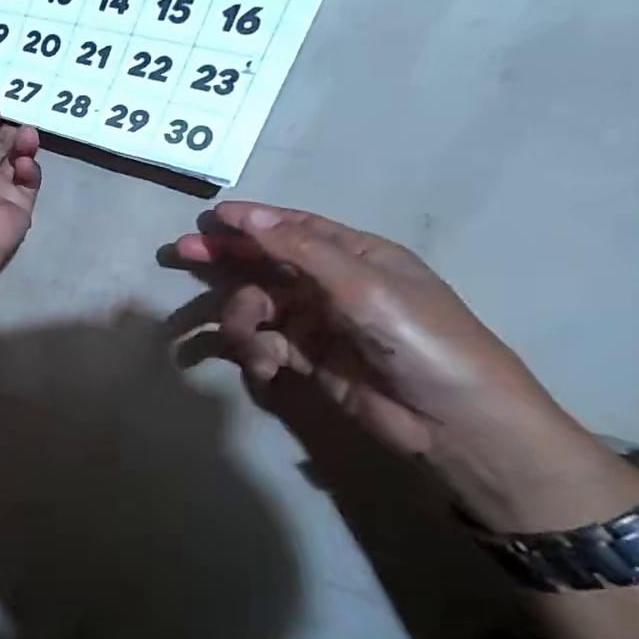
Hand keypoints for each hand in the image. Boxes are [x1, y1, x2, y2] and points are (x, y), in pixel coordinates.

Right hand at [174, 202, 638, 531]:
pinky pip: (266, 346)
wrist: (456, 425)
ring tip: (239, 335)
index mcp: (354, 255)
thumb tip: (245, 214)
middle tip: (182, 254)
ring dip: (240, 317)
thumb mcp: (361, 285)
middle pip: (266, 262)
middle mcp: (332, 284)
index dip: (250, 220)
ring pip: (258, 307)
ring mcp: (319, 324)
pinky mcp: (309, 362)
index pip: (292, 228)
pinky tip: (263, 367)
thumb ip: (299, 249)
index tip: (209, 218)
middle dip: (225, 258)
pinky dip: (256, 354)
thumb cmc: (420, 339)